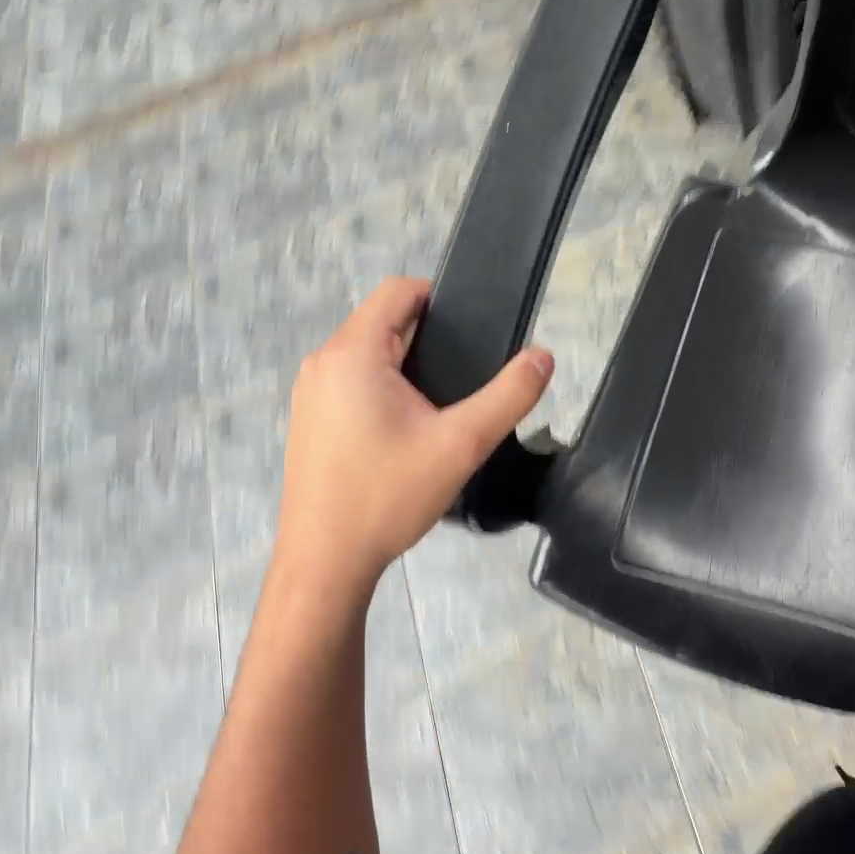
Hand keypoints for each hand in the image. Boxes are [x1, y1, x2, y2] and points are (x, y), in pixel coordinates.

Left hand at [275, 278, 553, 589]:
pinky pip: (354, 381)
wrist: (326, 562)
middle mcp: (324, 363)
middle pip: (385, 321)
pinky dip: (386, 388)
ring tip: (446, 406)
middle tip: (470, 378)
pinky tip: (411, 430)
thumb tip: (543, 356)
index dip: (442, 298)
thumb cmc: (388, 496)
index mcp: (354, 354)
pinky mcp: (311, 420)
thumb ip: (509, 395)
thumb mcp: (462, 444)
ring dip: (409, 364)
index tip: (477, 333)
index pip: (398, 291)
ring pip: (370, 353)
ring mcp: (311, 393)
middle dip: (431, 338)